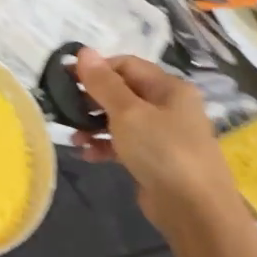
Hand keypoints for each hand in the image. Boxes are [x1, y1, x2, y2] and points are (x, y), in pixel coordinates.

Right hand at [72, 49, 244, 237]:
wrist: (192, 205)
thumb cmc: (161, 150)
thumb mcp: (128, 113)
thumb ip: (103, 83)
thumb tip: (83, 52)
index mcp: (169, 88)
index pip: (127, 66)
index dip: (96, 70)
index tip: (64, 80)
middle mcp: (168, 106)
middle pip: (122, 92)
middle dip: (91, 100)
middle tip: (65, 110)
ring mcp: (162, 133)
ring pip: (120, 120)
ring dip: (93, 126)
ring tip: (74, 138)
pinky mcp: (153, 158)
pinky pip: (123, 143)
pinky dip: (104, 146)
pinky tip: (88, 154)